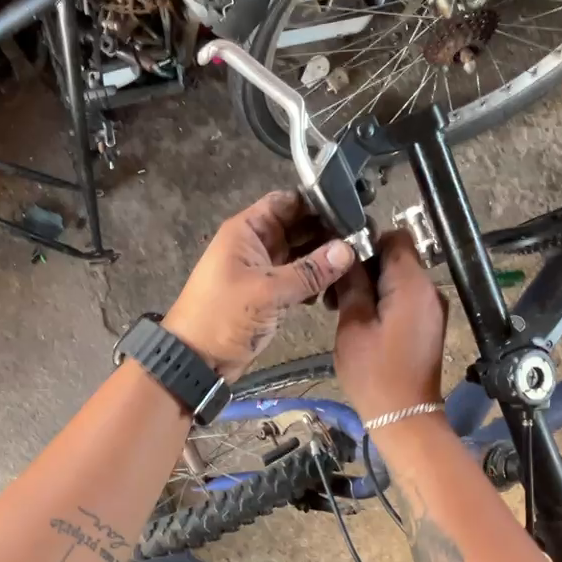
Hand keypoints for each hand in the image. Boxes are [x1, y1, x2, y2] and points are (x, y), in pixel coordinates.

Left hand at [163, 191, 356, 377]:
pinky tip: (336, 289)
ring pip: (301, 254)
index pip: (287, 202)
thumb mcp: (267, 291)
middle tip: (364, 239)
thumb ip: (309, 271)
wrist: (197, 359)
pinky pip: (298, 279)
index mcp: (248, 231)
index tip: (351, 210)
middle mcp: (257, 244)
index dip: (317, 203)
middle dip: (328, 233)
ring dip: (324, 259)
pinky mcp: (269, 295)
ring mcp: (263, 270)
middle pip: (298, 227)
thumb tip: (348, 250)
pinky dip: (315, 283)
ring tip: (357, 263)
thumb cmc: (223, 316)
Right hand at [334, 230, 448, 420]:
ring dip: (372, 288)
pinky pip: (406, 300)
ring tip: (345, 311)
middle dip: (366, 268)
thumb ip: (352, 285)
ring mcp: (433, 309)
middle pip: (397, 258)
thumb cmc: (374, 374)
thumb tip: (348, 257)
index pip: (394, 237)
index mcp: (412, 284)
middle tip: (335, 294)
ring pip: (400, 280)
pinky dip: (384, 304)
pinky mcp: (429, 326)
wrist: (404, 416)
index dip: (365, 243)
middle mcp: (430, 290)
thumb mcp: (353, 326)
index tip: (341, 264)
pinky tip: (363, 324)